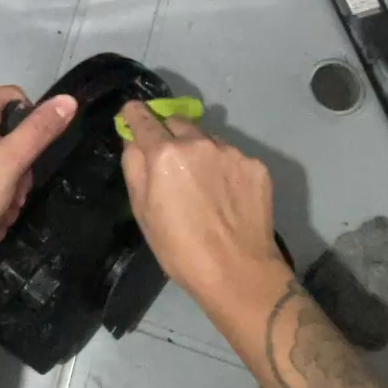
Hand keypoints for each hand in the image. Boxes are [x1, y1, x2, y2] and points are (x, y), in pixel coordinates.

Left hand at [0, 87, 75, 265]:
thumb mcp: (11, 161)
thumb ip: (41, 130)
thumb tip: (69, 99)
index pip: (16, 97)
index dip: (32, 122)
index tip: (32, 152)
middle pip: (11, 136)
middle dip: (19, 172)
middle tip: (14, 195)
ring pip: (1, 164)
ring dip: (8, 194)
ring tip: (0, 215)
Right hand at [119, 101, 287, 311]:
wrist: (239, 274)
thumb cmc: (180, 249)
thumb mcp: (142, 211)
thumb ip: (134, 167)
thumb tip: (133, 141)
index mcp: (165, 153)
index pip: (143, 118)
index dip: (134, 114)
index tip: (131, 114)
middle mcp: (198, 142)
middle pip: (176, 122)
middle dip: (168, 134)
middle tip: (169, 160)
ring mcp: (231, 152)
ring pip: (206, 138)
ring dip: (198, 150)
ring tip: (202, 183)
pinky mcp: (255, 165)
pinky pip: (231, 156)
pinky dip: (223, 167)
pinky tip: (225, 194)